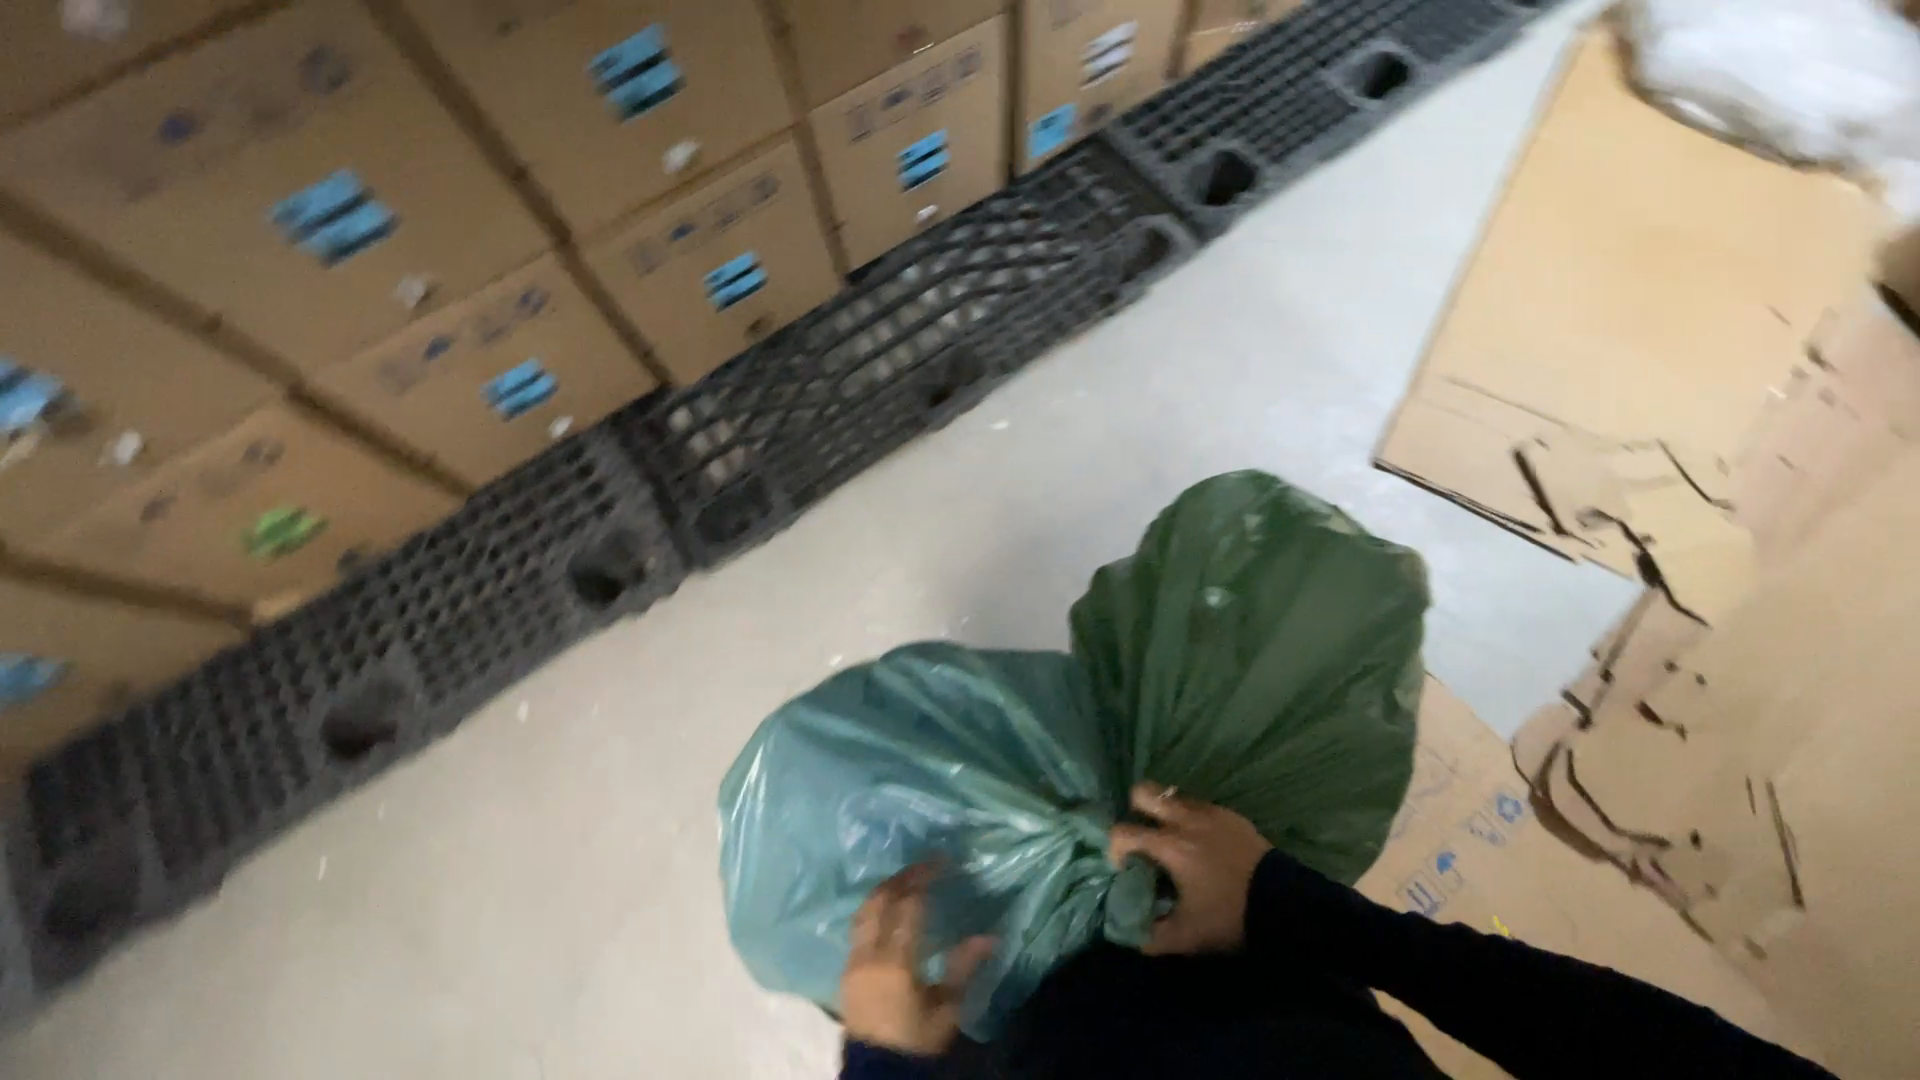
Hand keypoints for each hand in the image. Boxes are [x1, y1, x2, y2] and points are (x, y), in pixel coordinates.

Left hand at [841, 862, 995, 1056]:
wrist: (876, 1073)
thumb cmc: (915, 1042)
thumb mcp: (946, 1009)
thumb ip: (963, 967)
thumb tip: (990, 936)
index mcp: (895, 962)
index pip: (908, 905)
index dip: (925, 877)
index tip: (942, 861)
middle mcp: (868, 954)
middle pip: (881, 899)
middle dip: (903, 877)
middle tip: (925, 865)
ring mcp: (853, 960)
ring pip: (864, 909)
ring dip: (885, 889)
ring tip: (907, 879)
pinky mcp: (846, 969)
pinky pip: (858, 925)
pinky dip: (875, 907)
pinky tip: (889, 906)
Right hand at [1107, 781, 1273, 954]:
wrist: (1285, 904)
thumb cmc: (1230, 916)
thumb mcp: (1188, 936)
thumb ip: (1153, 936)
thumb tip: (1130, 934)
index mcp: (1169, 846)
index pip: (1122, 831)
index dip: (1114, 848)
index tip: (1125, 868)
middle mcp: (1185, 820)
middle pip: (1144, 792)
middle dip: (1136, 810)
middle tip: (1145, 838)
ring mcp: (1210, 813)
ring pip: (1172, 795)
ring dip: (1165, 813)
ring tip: (1174, 841)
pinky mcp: (1231, 815)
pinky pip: (1200, 806)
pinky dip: (1192, 819)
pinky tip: (1203, 844)